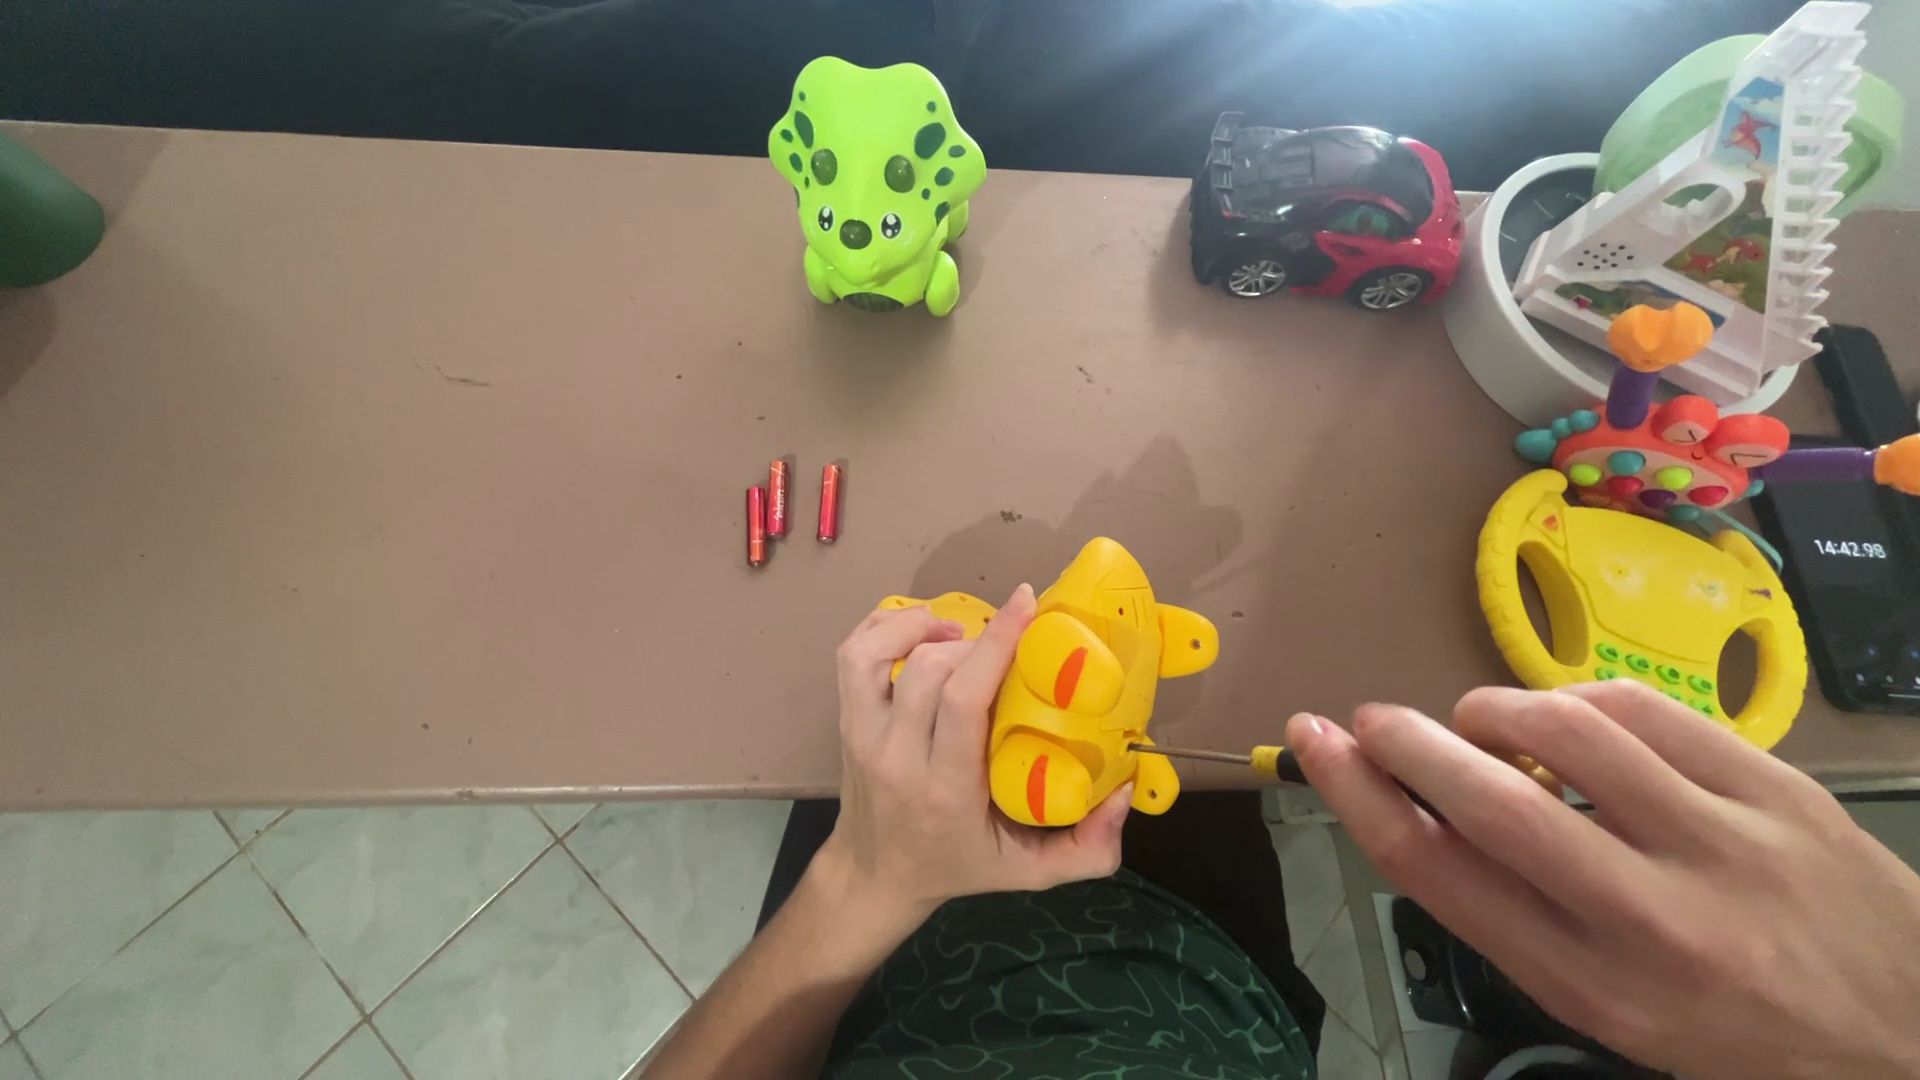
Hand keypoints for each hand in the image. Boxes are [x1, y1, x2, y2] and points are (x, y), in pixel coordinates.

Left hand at [815, 584, 1130, 922]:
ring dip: (921, 626)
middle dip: (974, 639)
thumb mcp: (1030, 873)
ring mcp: (861, 734)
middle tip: (1007, 640)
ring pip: (877, 653)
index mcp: (945, 788)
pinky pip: (853, 653)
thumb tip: (1125, 791)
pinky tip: (921, 631)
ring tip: (958, 630)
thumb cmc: (957, 866)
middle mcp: (896, 756)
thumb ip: (1089, 848)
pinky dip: (886, 626)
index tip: (1027, 603)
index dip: (996, 642)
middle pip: (927, 668)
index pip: (962, 698)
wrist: (875, 877)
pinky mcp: (846, 720)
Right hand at [1289, 681, 1919, 1079]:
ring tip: (1485, 726)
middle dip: (1405, 741)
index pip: (1437, 870)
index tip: (1313, 738)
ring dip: (1491, 713)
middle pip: (1491, 800)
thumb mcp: (1586, 989)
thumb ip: (1493, 893)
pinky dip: (1571, 700)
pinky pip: (1638, 706)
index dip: (1354, 791)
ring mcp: (1733, 849)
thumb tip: (1400, 786)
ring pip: (1567, 731)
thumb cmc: (1715, 1022)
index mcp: (1588, 981)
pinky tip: (1573, 723)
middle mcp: (1657, 921)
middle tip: (1370, 720)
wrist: (1918, 1049)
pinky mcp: (1782, 790)